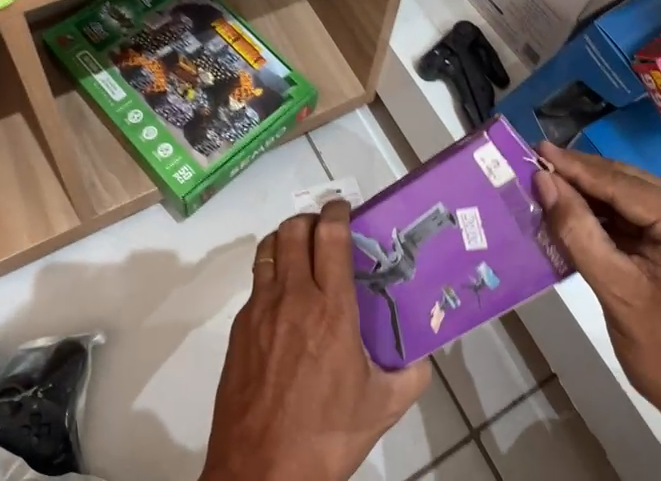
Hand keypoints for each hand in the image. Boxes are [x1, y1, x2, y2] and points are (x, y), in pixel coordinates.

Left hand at [200, 201, 432, 480]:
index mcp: (332, 309)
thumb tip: (421, 356)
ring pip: (269, 250)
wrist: (261, 470)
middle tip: (326, 229)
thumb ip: (410, 374)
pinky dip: (271, 275)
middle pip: (294, 230)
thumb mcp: (383, 407)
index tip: (344, 207)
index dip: (337, 212)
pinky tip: (284, 301)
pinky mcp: (239, 329)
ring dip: (287, 240)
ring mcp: (260, 311)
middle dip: (311, 219)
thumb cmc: (326, 436)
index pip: (331, 237)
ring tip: (302, 251)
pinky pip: (256, 284)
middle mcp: (294, 297)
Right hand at [533, 143, 660, 480]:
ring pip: (641, 204)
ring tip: (552, 185)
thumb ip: (578, 231)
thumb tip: (544, 181)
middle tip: (539, 164)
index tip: (537, 149)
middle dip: (586, 179)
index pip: (627, 185)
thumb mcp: (616, 290)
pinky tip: (582, 215)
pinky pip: (650, 224)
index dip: (578, 168)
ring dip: (598, 199)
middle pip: (635, 188)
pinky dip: (616, 222)